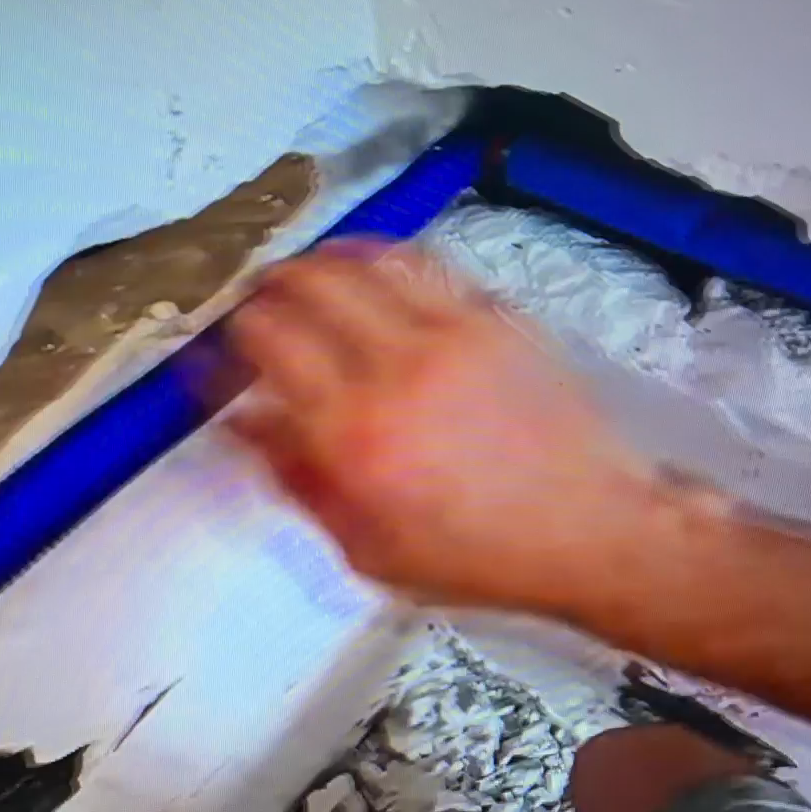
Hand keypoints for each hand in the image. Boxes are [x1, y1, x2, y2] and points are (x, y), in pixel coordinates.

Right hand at [225, 242, 674, 613]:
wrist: (588, 529)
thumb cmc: (470, 554)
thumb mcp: (365, 547)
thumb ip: (297, 478)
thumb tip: (242, 421)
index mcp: (352, 434)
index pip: (267, 345)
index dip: (231, 335)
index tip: (222, 347)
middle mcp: (392, 368)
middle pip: (306, 287)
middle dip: (266, 286)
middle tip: (256, 302)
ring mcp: (448, 333)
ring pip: (362, 261)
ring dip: (319, 260)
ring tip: (303, 275)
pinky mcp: (493, 317)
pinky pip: (422, 264)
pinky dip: (380, 257)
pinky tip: (367, 269)